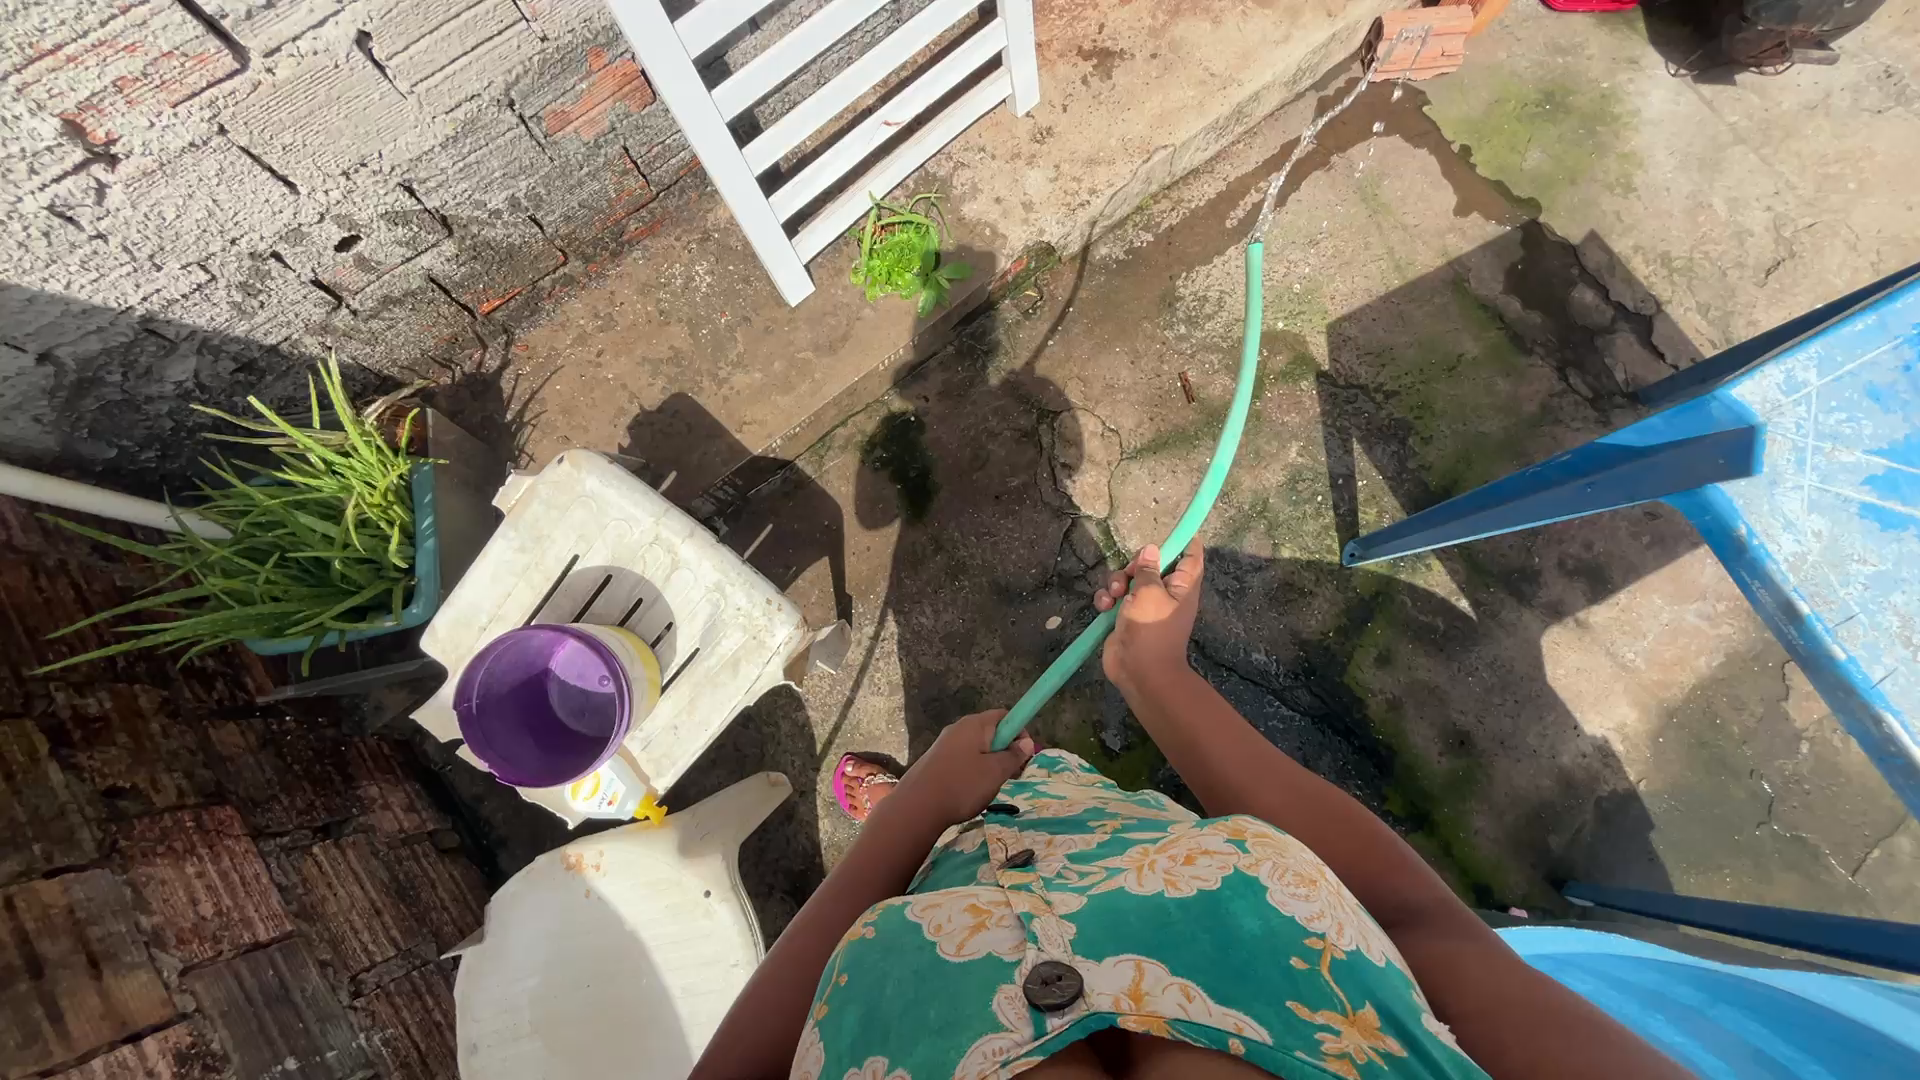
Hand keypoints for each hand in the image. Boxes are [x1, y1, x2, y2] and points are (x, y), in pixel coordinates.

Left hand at [887, 710, 1035, 826]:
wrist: (917, 806)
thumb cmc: (962, 785)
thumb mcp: (996, 772)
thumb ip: (1014, 756)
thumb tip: (1027, 742)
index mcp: (975, 724)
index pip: (1005, 715)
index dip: (1020, 732)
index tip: (1024, 755)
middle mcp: (959, 728)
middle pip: (991, 732)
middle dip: (1006, 751)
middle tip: (1011, 776)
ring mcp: (945, 744)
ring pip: (978, 748)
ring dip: (990, 764)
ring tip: (989, 788)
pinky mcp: (936, 760)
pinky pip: (963, 759)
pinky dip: (973, 771)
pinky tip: (970, 791)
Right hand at [1094, 544, 1203, 694]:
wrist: (1139, 671)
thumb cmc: (1152, 630)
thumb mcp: (1150, 593)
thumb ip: (1148, 569)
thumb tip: (1151, 550)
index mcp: (1182, 586)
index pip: (1191, 556)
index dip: (1184, 541)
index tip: (1173, 530)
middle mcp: (1165, 592)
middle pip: (1151, 564)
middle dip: (1134, 565)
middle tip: (1129, 575)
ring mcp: (1143, 604)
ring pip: (1128, 579)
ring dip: (1116, 582)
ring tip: (1114, 595)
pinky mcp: (1125, 616)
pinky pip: (1114, 597)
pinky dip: (1107, 599)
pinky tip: (1103, 607)